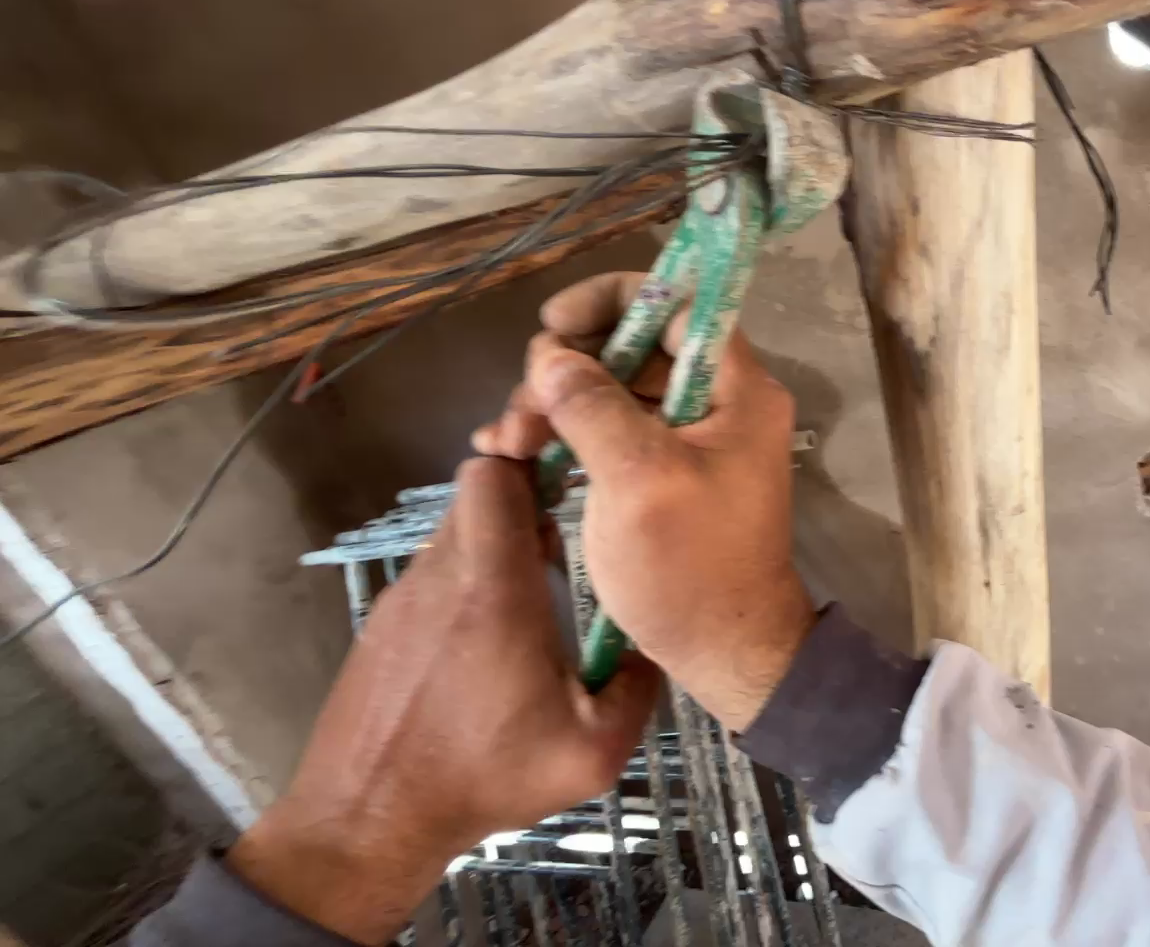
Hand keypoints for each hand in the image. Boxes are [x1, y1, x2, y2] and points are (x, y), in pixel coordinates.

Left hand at [228, 456, 657, 944]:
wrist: (360, 830)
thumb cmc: (483, 779)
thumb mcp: (593, 751)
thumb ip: (640, 685)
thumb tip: (652, 640)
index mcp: (495, 591)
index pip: (493, 476)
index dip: (531, 456)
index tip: (573, 468)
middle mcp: (443, 578)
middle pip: (479, 492)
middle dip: (528, 493)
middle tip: (573, 529)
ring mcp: (404, 599)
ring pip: (459, 529)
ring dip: (502, 536)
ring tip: (543, 584)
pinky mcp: (384, 623)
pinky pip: (438, 569)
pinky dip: (473, 573)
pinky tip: (495, 630)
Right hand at [472, 272, 816, 730]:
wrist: (726, 644)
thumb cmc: (690, 565)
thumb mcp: (637, 478)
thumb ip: (594, 406)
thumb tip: (552, 357)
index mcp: (738, 389)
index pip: (680, 305)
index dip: (613, 301)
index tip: (553, 325)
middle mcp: (723, 401)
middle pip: (640, 348)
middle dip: (571, 367)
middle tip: (520, 412)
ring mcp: (696, 437)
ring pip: (620, 389)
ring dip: (559, 404)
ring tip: (506, 442)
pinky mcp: (670, 469)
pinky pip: (618, 429)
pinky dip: (572, 434)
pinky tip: (519, 454)